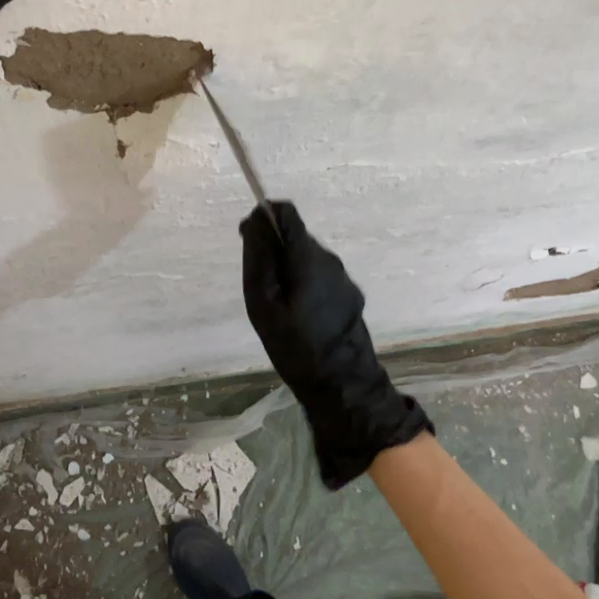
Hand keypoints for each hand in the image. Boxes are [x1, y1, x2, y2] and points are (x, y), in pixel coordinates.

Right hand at [241, 202, 432, 487]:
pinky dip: (303, 284)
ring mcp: (342, 277)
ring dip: (288, 270)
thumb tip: (253, 220)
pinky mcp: (349, 294)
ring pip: (306, 257)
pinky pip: (319, 276)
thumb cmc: (295, 346)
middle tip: (260, 287)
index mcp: (308, 257)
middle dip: (273, 250)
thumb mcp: (263, 304)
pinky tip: (299, 316)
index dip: (263, 218)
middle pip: (294, 236)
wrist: (343, 387)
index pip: (285, 212)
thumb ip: (258, 259)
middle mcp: (329, 259)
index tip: (249, 242)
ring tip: (279, 308)